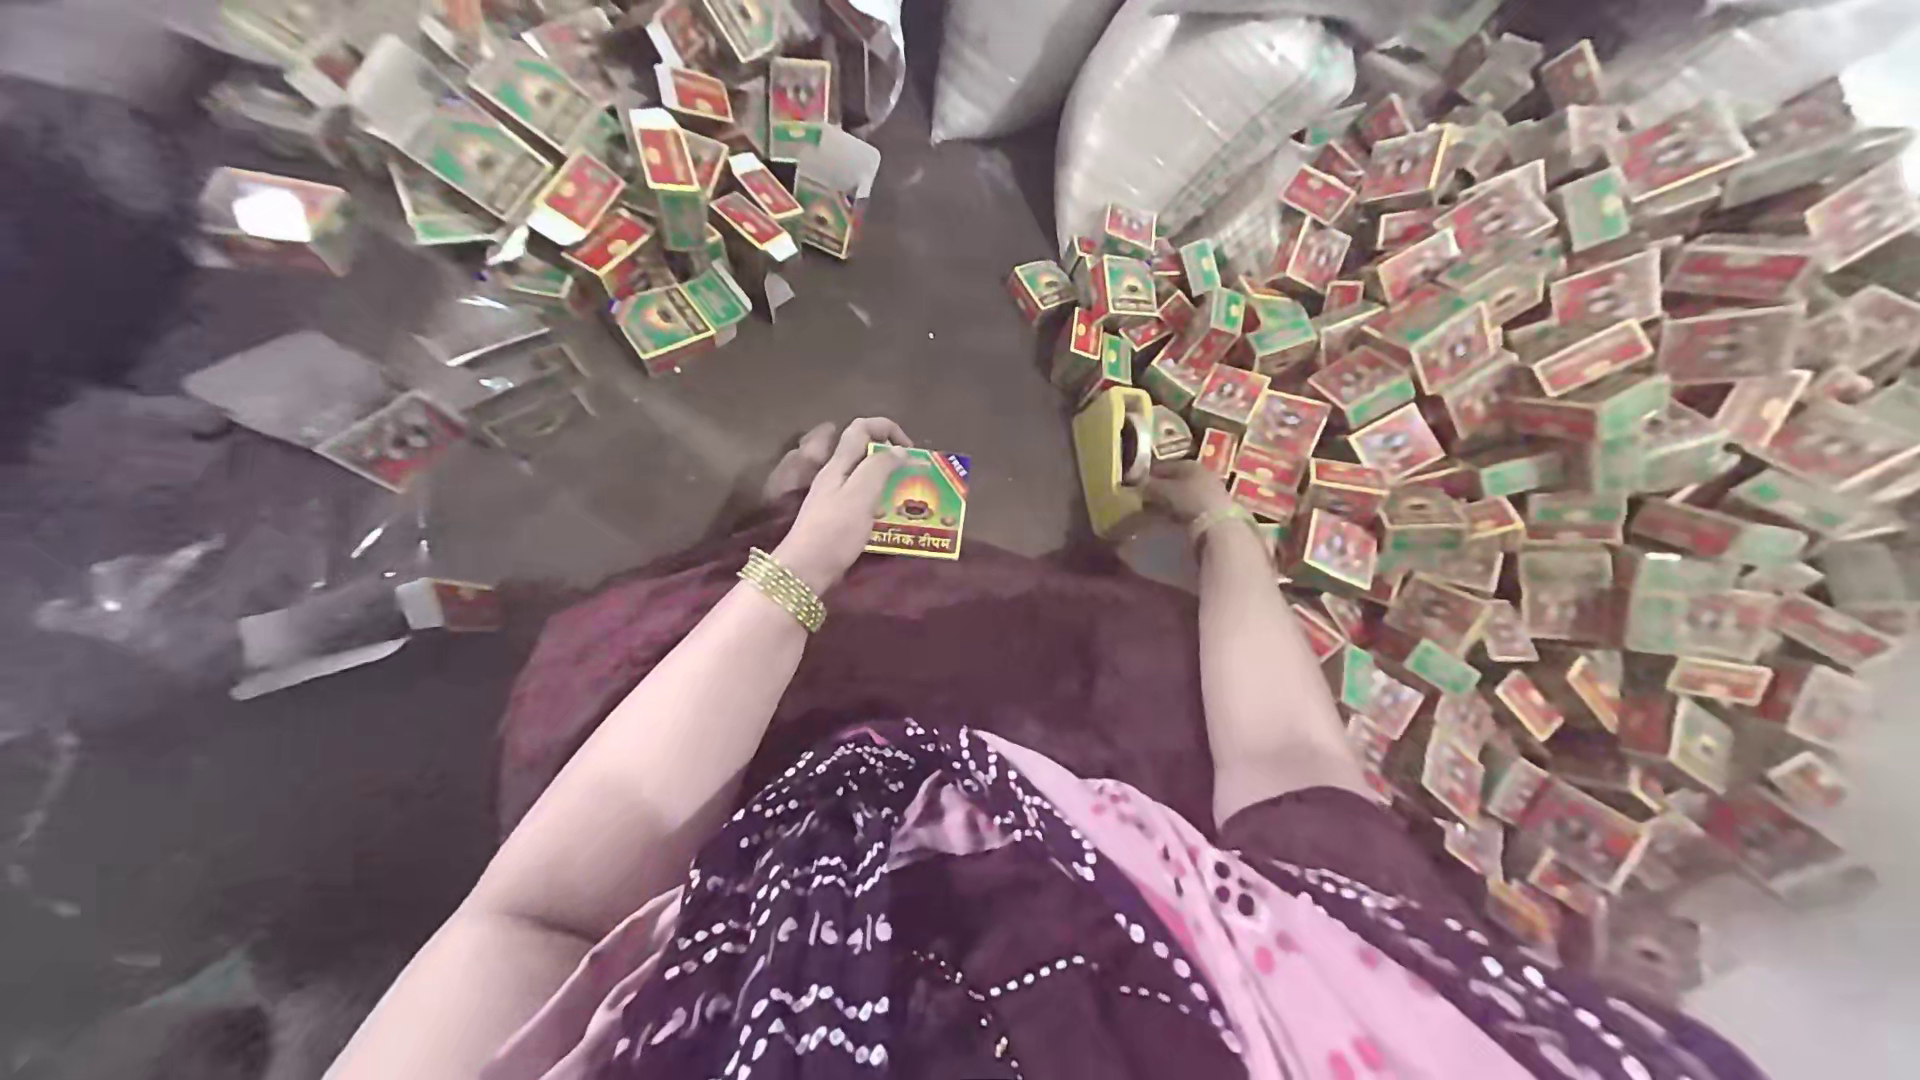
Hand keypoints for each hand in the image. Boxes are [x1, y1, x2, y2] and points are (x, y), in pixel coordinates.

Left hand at [772, 418, 912, 592]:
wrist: (805, 569)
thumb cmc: (834, 531)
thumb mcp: (861, 494)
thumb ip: (879, 467)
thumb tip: (900, 450)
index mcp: (838, 464)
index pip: (861, 427)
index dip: (888, 428)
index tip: (910, 449)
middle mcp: (834, 474)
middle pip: (862, 448)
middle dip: (890, 452)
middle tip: (910, 472)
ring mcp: (833, 495)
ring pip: (863, 473)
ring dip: (886, 476)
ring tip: (905, 493)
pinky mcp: (836, 516)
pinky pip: (861, 495)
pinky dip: (878, 497)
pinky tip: (888, 515)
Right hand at [1145, 459, 1233, 525]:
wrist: (1218, 523)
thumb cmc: (1189, 499)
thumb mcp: (1164, 490)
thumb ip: (1150, 485)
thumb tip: (1137, 482)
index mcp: (1189, 464)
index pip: (1164, 466)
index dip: (1150, 474)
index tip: (1137, 484)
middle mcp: (1201, 473)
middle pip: (1175, 479)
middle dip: (1160, 488)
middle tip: (1145, 498)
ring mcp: (1209, 489)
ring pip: (1183, 492)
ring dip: (1169, 500)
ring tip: (1156, 510)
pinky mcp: (1213, 506)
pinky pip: (1190, 505)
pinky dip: (1179, 509)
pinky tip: (1172, 518)